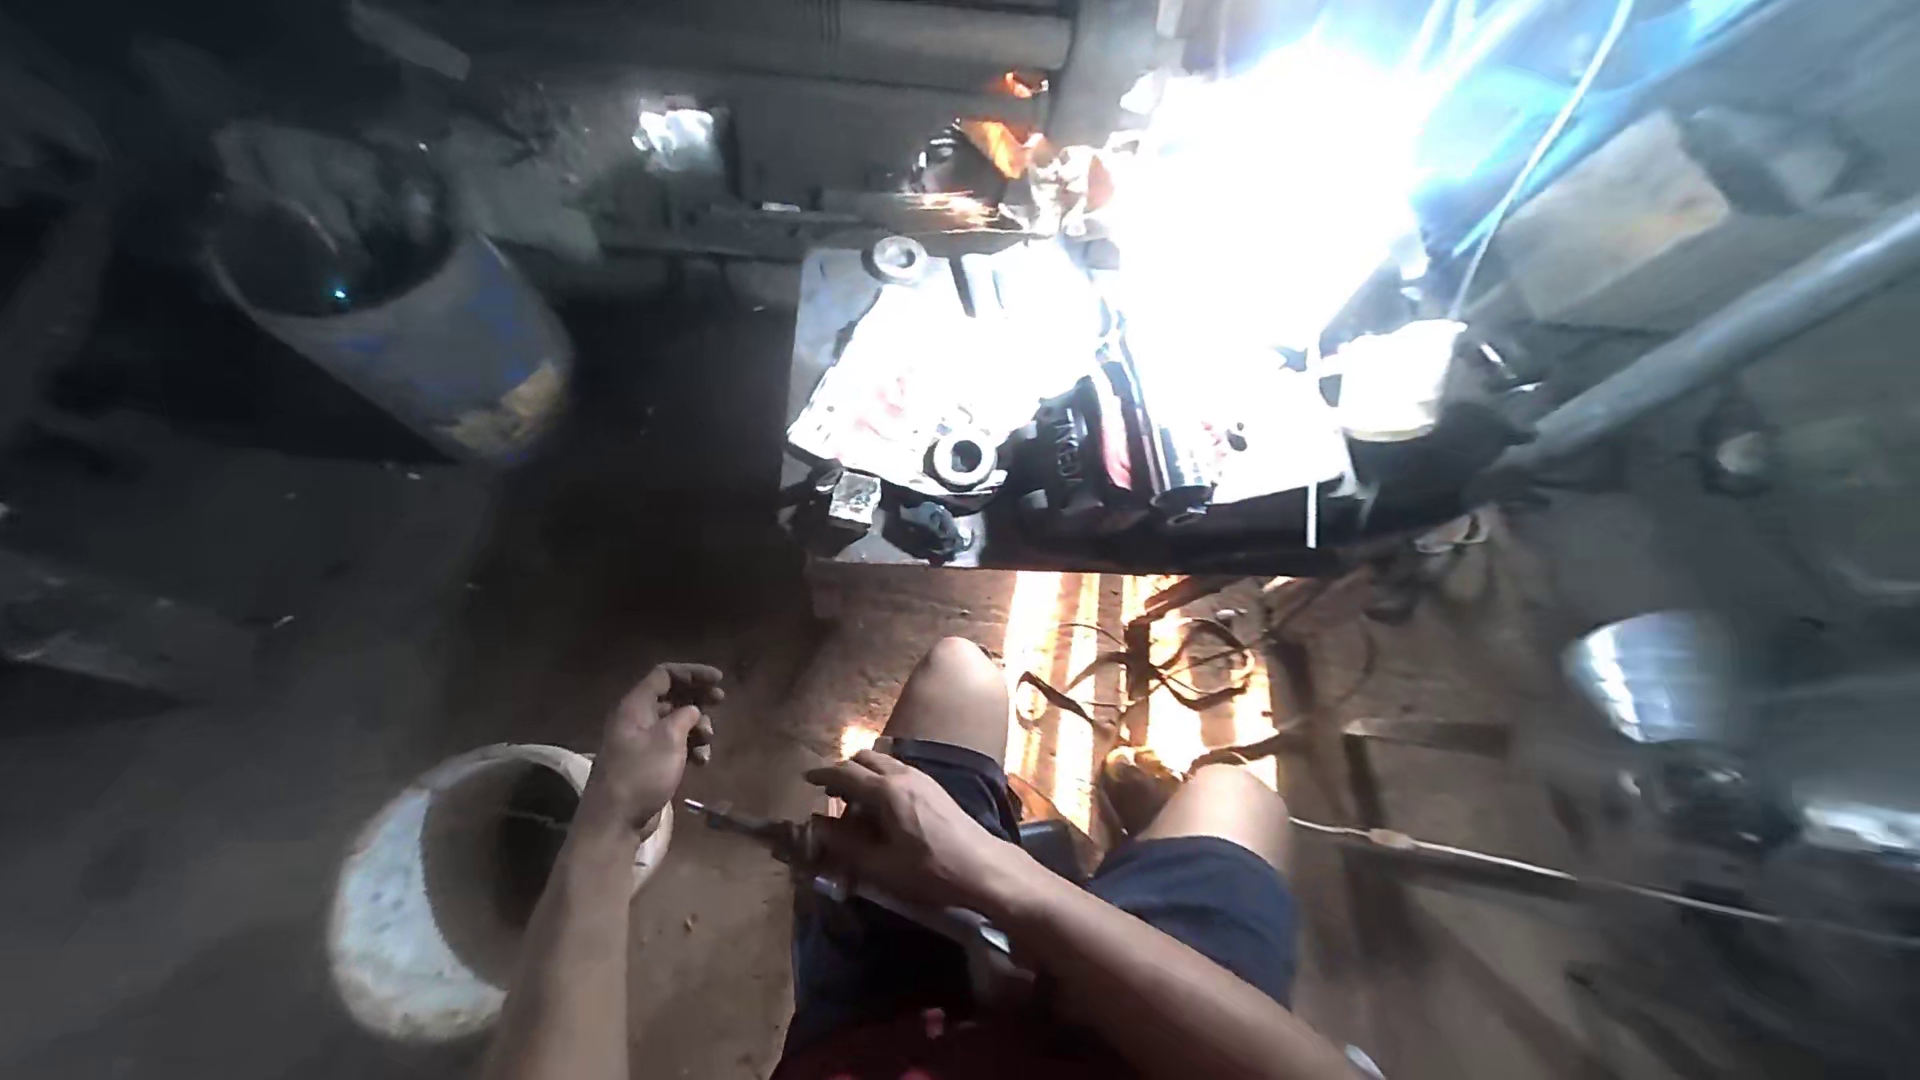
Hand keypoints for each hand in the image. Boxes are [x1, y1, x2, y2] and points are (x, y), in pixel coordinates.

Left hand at [576, 663, 722, 839]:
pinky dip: (690, 746)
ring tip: (708, 739)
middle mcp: (636, 719)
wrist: (615, 822)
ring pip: (676, 720)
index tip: (719, 679)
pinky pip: (674, 743)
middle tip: (720, 701)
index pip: (665, 674)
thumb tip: (692, 710)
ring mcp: (641, 741)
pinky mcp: (648, 761)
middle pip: (672, 695)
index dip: (693, 672)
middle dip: (698, 697)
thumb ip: (685, 716)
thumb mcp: (668, 738)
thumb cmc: (641, 774)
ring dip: (697, 726)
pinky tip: (701, 760)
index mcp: (634, 707)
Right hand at [805, 750, 1041, 914]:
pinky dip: (881, 777)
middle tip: (829, 792)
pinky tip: (882, 805)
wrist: (981, 866)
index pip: (846, 773)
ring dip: (864, 772)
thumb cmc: (928, 870)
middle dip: (843, 770)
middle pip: (865, 758)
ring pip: (883, 761)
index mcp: (886, 791)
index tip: (806, 778)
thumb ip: (844, 843)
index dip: (823, 774)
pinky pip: (898, 769)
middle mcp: (903, 774)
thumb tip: (816, 825)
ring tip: (854, 801)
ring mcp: (921, 777)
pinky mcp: (933, 786)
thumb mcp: (880, 865)